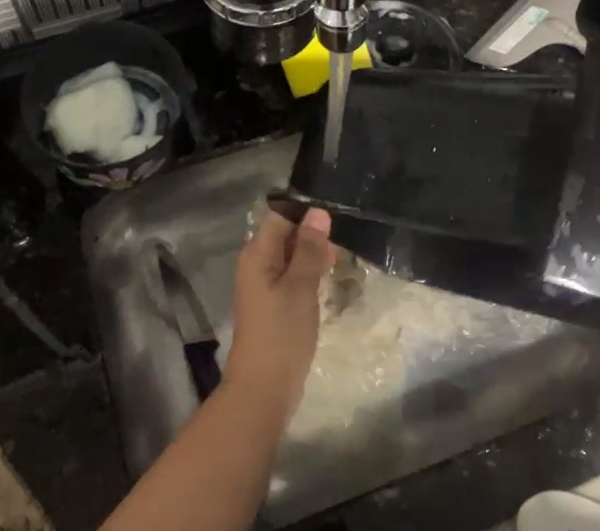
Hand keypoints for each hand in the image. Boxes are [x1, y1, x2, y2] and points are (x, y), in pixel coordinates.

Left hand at [224, 208, 334, 411]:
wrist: (264, 387)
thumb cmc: (282, 333)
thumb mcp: (300, 287)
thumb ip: (308, 248)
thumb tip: (317, 211)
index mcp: (257, 253)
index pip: (280, 215)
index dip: (306, 211)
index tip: (336, 212)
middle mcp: (256, 263)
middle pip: (284, 234)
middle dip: (312, 234)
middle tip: (344, 239)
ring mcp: (263, 284)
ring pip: (290, 256)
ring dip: (312, 254)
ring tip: (340, 258)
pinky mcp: (273, 303)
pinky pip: (290, 276)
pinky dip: (308, 273)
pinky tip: (328, 277)